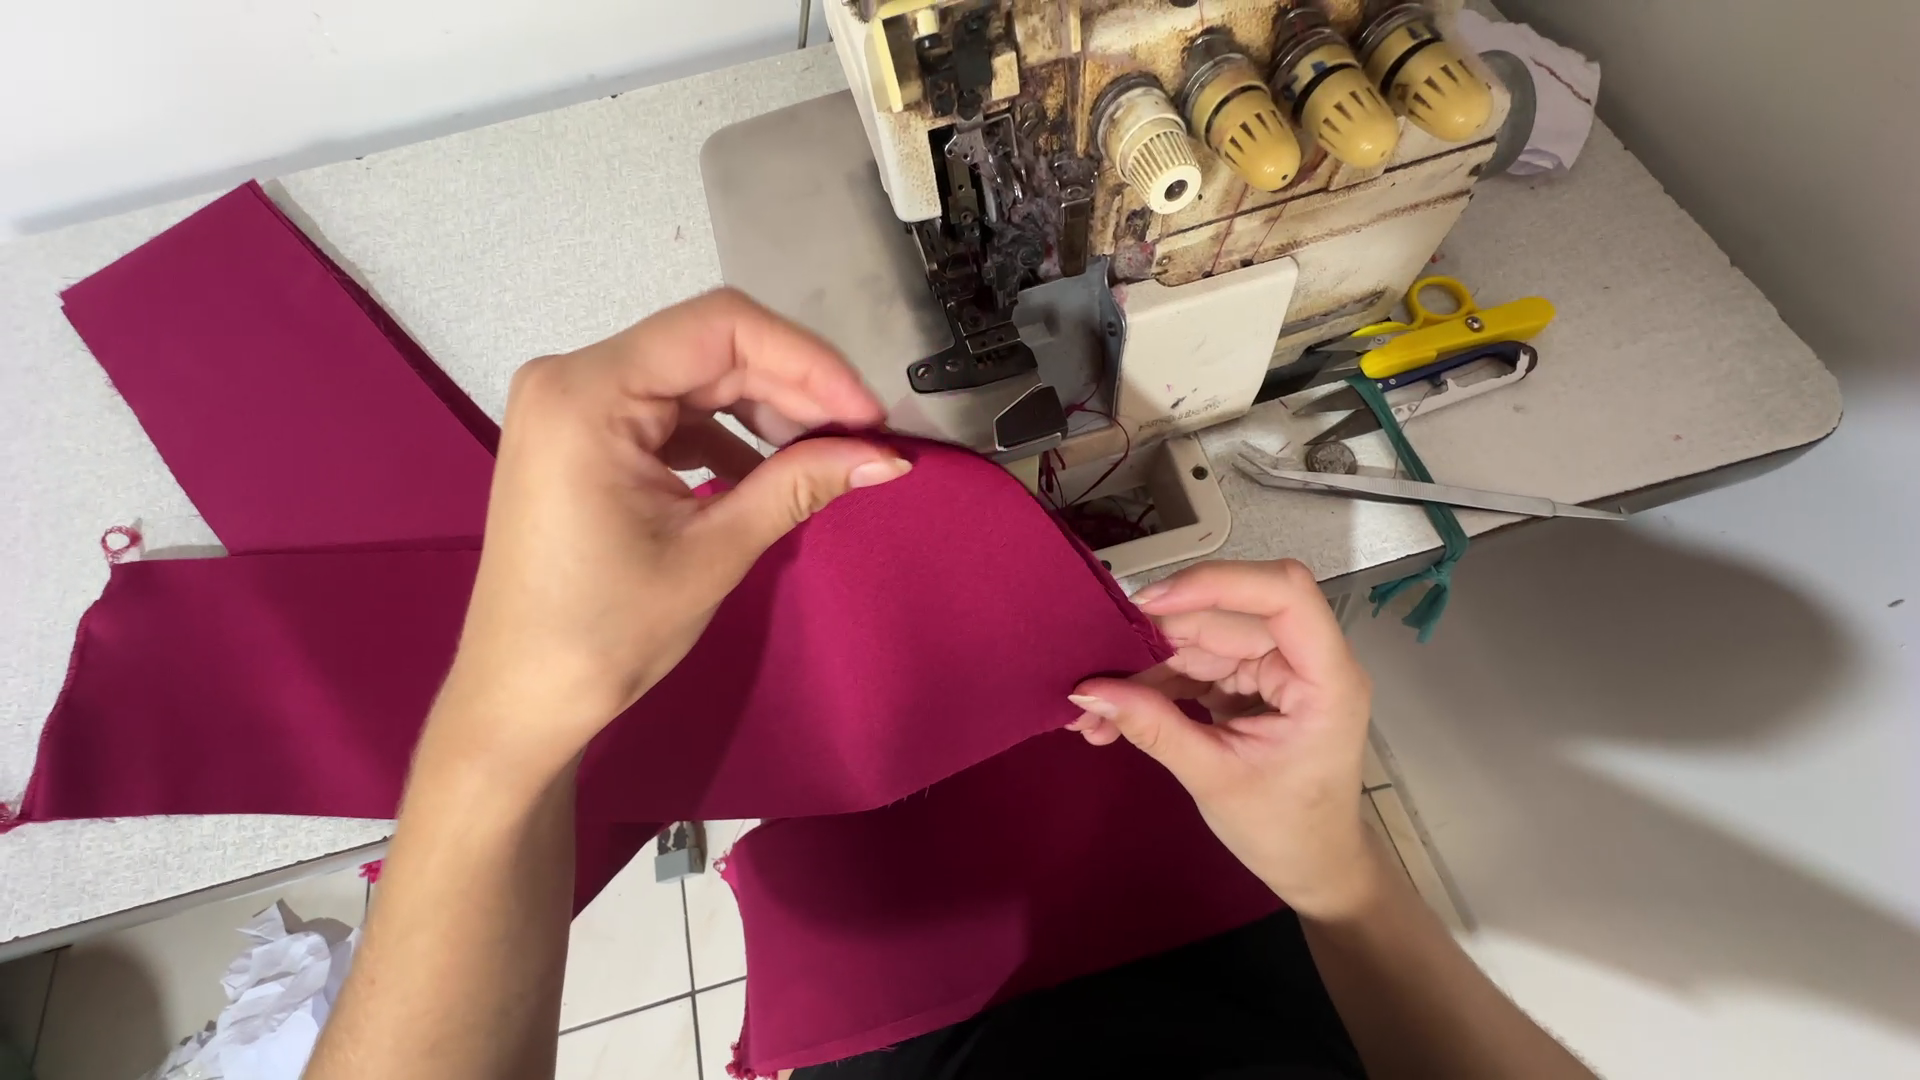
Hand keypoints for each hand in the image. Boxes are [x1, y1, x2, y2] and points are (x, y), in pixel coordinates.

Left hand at [431, 289, 910, 778]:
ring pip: (700, 376)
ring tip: (826, 452)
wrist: (526, 696)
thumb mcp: (715, 552)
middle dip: (796, 388)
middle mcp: (575, 376)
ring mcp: (577, 402)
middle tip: (862, 436)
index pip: (721, 328)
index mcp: (589, 393)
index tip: (867, 413)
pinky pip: (676, 409)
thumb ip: (801, 485)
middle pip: (712, 348)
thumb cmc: (609, 632)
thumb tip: (889, 456)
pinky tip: (769, 468)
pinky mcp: (590, 433)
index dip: (809, 361)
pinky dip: (731, 432)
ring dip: (769, 409)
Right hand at [1067, 560, 1380, 918]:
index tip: (1148, 604)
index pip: (1283, 595)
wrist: (1312, 868)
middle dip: (1154, 639)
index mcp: (1326, 678)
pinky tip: (1114, 707)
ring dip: (1141, 667)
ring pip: (1197, 639)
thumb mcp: (1215, 779)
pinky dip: (1151, 683)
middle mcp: (1302, 658)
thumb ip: (1153, 728)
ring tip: (1092, 706)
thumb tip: (1087, 692)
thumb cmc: (1287, 831)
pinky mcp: (1246, 679)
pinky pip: (1191, 663)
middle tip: (1094, 662)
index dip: (1216, 584)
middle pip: (1222, 616)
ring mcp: (1273, 666)